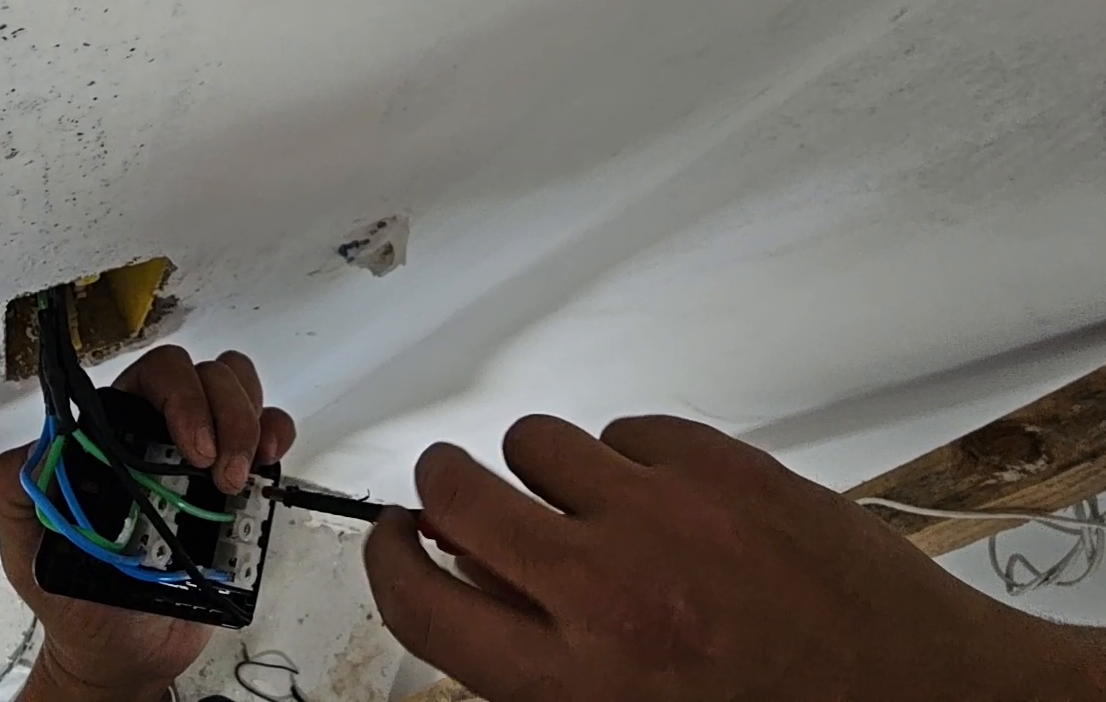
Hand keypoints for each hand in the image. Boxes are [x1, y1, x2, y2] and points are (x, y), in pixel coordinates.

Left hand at [0, 346, 295, 701]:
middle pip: (205, 373)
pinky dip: (275, 431)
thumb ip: (16, 483)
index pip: (155, 375)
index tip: (191, 448)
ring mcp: (205, 449)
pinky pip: (268, 428)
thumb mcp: (26, 540)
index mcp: (118, 430)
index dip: (180, 395)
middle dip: (224, 411)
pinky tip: (266, 462)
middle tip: (217, 472)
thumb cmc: (74, 592)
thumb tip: (43, 441)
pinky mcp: (238, 478)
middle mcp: (163, 429)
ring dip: (248, 422)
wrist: (121, 652)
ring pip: (237, 387)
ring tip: (237, 479)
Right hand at [363, 414, 1073, 700]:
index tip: (391, 532)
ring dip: (546, 469)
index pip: (421, 601)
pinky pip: (624, 429)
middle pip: (452, 485)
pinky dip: (633, 458)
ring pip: (533, 438)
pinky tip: (678, 502)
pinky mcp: (720, 463)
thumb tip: (468, 568)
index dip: (385, 556)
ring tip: (600, 506)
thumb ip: (530, 660)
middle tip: (461, 489)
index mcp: (579, 686)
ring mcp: (667, 517)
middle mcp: (610, 595)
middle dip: (441, 479)